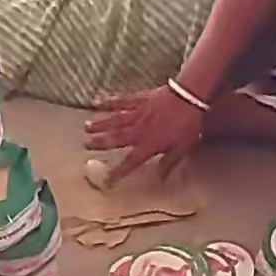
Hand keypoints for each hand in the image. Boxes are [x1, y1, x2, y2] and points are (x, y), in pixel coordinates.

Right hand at [82, 85, 205, 183]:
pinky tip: (97, 101)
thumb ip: (168, 163)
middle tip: (86, 145)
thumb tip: (160, 179)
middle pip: (116, 138)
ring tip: (86, 127)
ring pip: (114, 120)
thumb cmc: (187, 124)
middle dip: (101, 142)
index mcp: (149, 145)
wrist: (189, 96)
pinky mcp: (139, 99)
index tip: (108, 178)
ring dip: (100, 124)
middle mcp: (139, 130)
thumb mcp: (182, 148)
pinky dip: (108, 101)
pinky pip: (121, 101)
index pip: (131, 161)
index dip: (119, 171)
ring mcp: (137, 113)